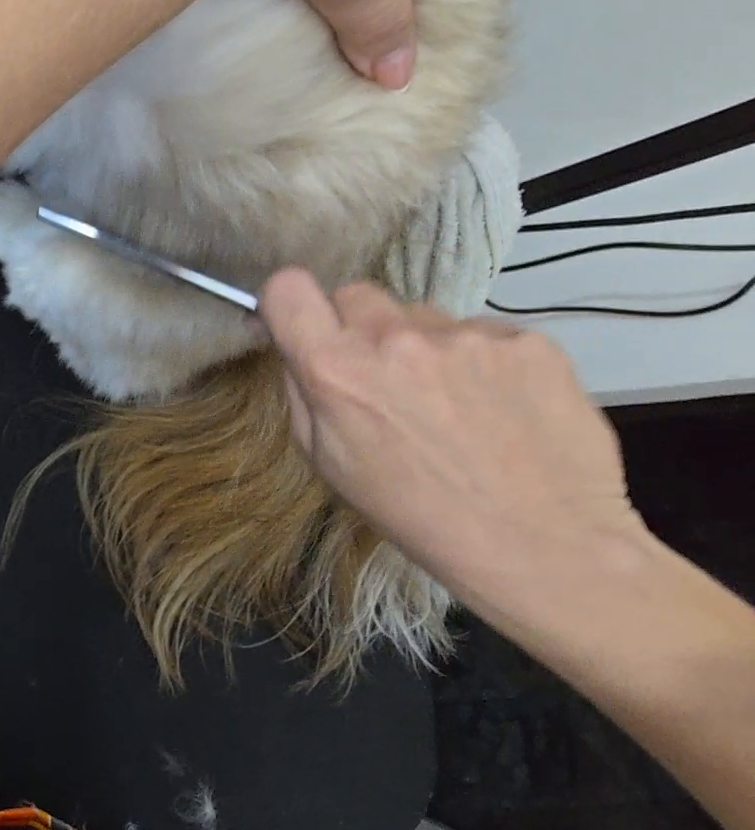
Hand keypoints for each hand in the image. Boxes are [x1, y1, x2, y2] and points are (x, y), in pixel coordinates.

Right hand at [258, 269, 643, 604]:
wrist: (541, 541)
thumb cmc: (411, 510)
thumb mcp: (325, 459)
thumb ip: (303, 391)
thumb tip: (296, 348)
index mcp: (334, 369)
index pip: (288, 287)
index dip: (287, 302)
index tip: (298, 325)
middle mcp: (393, 338)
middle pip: (354, 294)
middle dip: (354, 326)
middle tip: (377, 374)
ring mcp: (464, 335)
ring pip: (420, 316)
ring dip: (419, 345)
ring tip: (447, 401)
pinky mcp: (527, 340)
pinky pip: (479, 333)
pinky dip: (476, 360)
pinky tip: (493, 405)